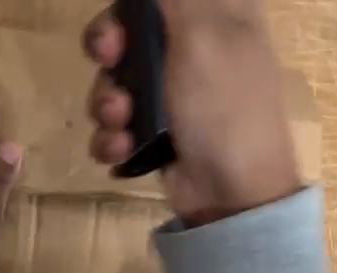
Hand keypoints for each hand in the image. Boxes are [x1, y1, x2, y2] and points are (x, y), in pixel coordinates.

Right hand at [83, 1, 300, 225]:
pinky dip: (111, 139)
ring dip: (107, 105)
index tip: (120, 25)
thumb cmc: (224, 105)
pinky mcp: (151, 133)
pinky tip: (122, 151)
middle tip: (108, 62)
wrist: (230, 190)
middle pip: (126, 33)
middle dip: (108, 52)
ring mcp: (169, 93)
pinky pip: (114, 126)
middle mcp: (189, 46)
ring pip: (113, 83)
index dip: (129, 7)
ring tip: (121, 125)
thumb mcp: (202, 35)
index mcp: (215, 10)